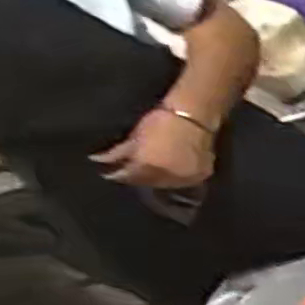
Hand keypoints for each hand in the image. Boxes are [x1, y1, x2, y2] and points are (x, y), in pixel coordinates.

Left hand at [90, 108, 215, 188]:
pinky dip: (176, 179)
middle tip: (131, 175)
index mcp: (150, 166)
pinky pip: (186, 182)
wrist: (192, 119)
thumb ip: (121, 152)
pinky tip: (170, 174)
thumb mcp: (137, 136)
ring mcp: (189, 178)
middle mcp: (170, 177)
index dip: (121, 176)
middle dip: (141, 180)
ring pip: (170, 185)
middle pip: (152, 183)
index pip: (133, 177)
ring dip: (159, 181)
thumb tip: (101, 161)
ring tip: (150, 175)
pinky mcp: (203, 176)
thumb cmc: (160, 122)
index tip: (111, 175)